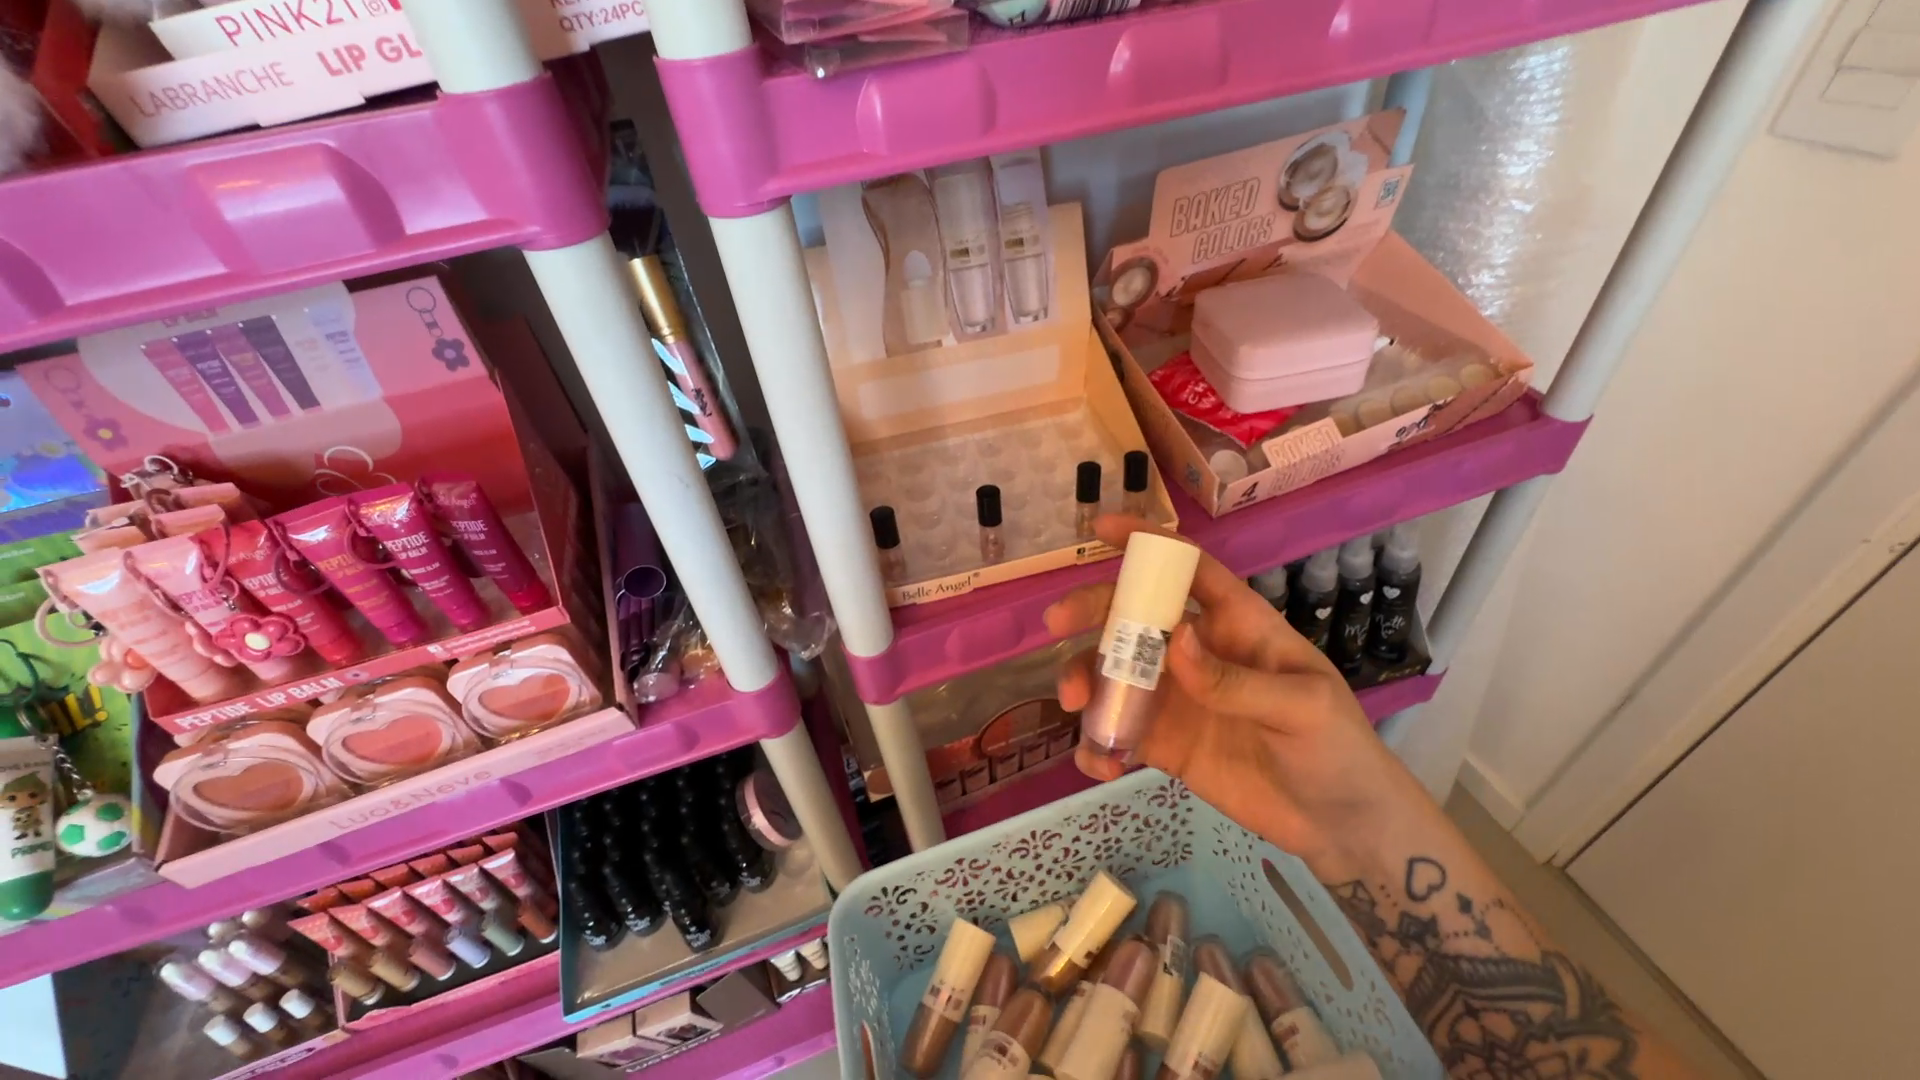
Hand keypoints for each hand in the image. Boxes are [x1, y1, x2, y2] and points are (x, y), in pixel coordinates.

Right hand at [1047, 515, 1423, 874]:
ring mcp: (1176, 698)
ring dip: (1084, 679)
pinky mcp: (1163, 744)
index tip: (1100, 528)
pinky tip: (1099, 763)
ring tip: (1077, 706)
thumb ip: (1235, 679)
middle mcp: (1197, 652)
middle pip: (1134, 615)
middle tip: (1055, 624)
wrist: (1340, 824)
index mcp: (1235, 625)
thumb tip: (1174, 642)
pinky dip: (1097, 744)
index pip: (1188, 569)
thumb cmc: (1335, 748)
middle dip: (1091, 612)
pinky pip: (1116, 733)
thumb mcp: (1300, 707)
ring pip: (1113, 672)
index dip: (1146, 543)